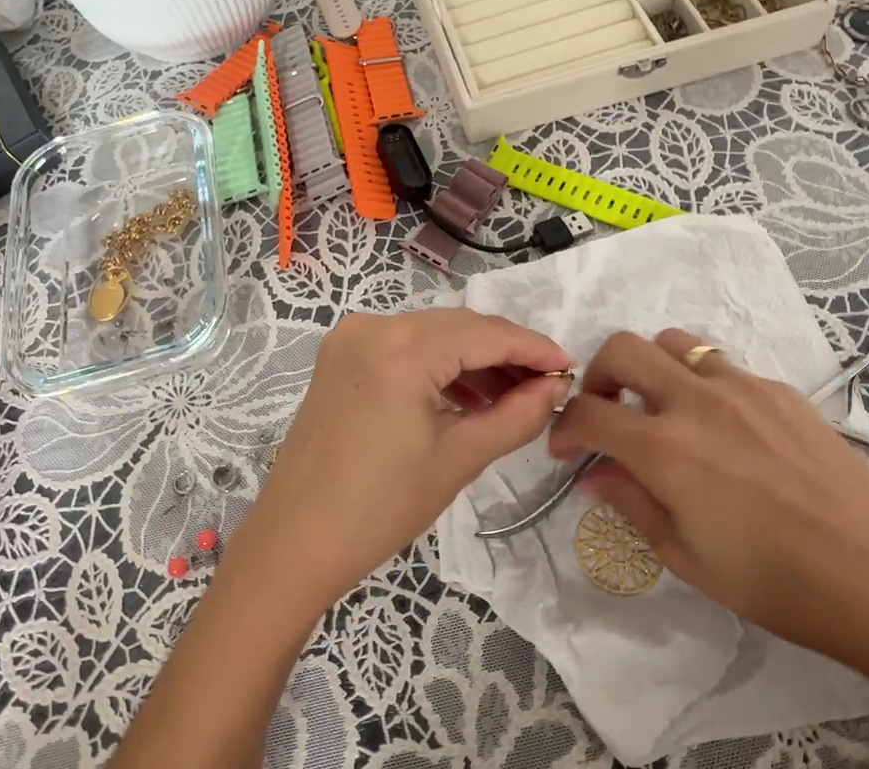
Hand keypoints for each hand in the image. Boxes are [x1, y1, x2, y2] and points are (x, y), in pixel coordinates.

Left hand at [219, 309, 571, 616]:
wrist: (295, 542)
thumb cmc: (381, 506)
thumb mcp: (459, 458)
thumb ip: (516, 415)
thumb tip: (555, 387)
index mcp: (402, 347)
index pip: (486, 333)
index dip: (534, 348)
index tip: (572, 367)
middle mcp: (373, 326)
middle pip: (458, 327)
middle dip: (505, 353)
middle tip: (547, 386)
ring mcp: (350, 339)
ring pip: (431, 336)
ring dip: (473, 360)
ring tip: (514, 398)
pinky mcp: (339, 359)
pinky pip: (403, 349)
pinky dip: (437, 367)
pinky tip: (467, 398)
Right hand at [548, 329, 868, 662]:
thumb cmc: (774, 583)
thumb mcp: (686, 556)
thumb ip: (631, 503)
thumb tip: (594, 474)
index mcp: (665, 449)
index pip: (588, 413)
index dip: (563, 428)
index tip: (566, 451)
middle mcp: (696, 401)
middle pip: (623, 349)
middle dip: (597, 376)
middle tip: (606, 414)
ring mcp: (742, 387)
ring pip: (674, 342)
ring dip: (650, 368)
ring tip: (660, 409)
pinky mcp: (780, 390)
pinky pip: (722, 366)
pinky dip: (701, 384)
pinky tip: (723, 430)